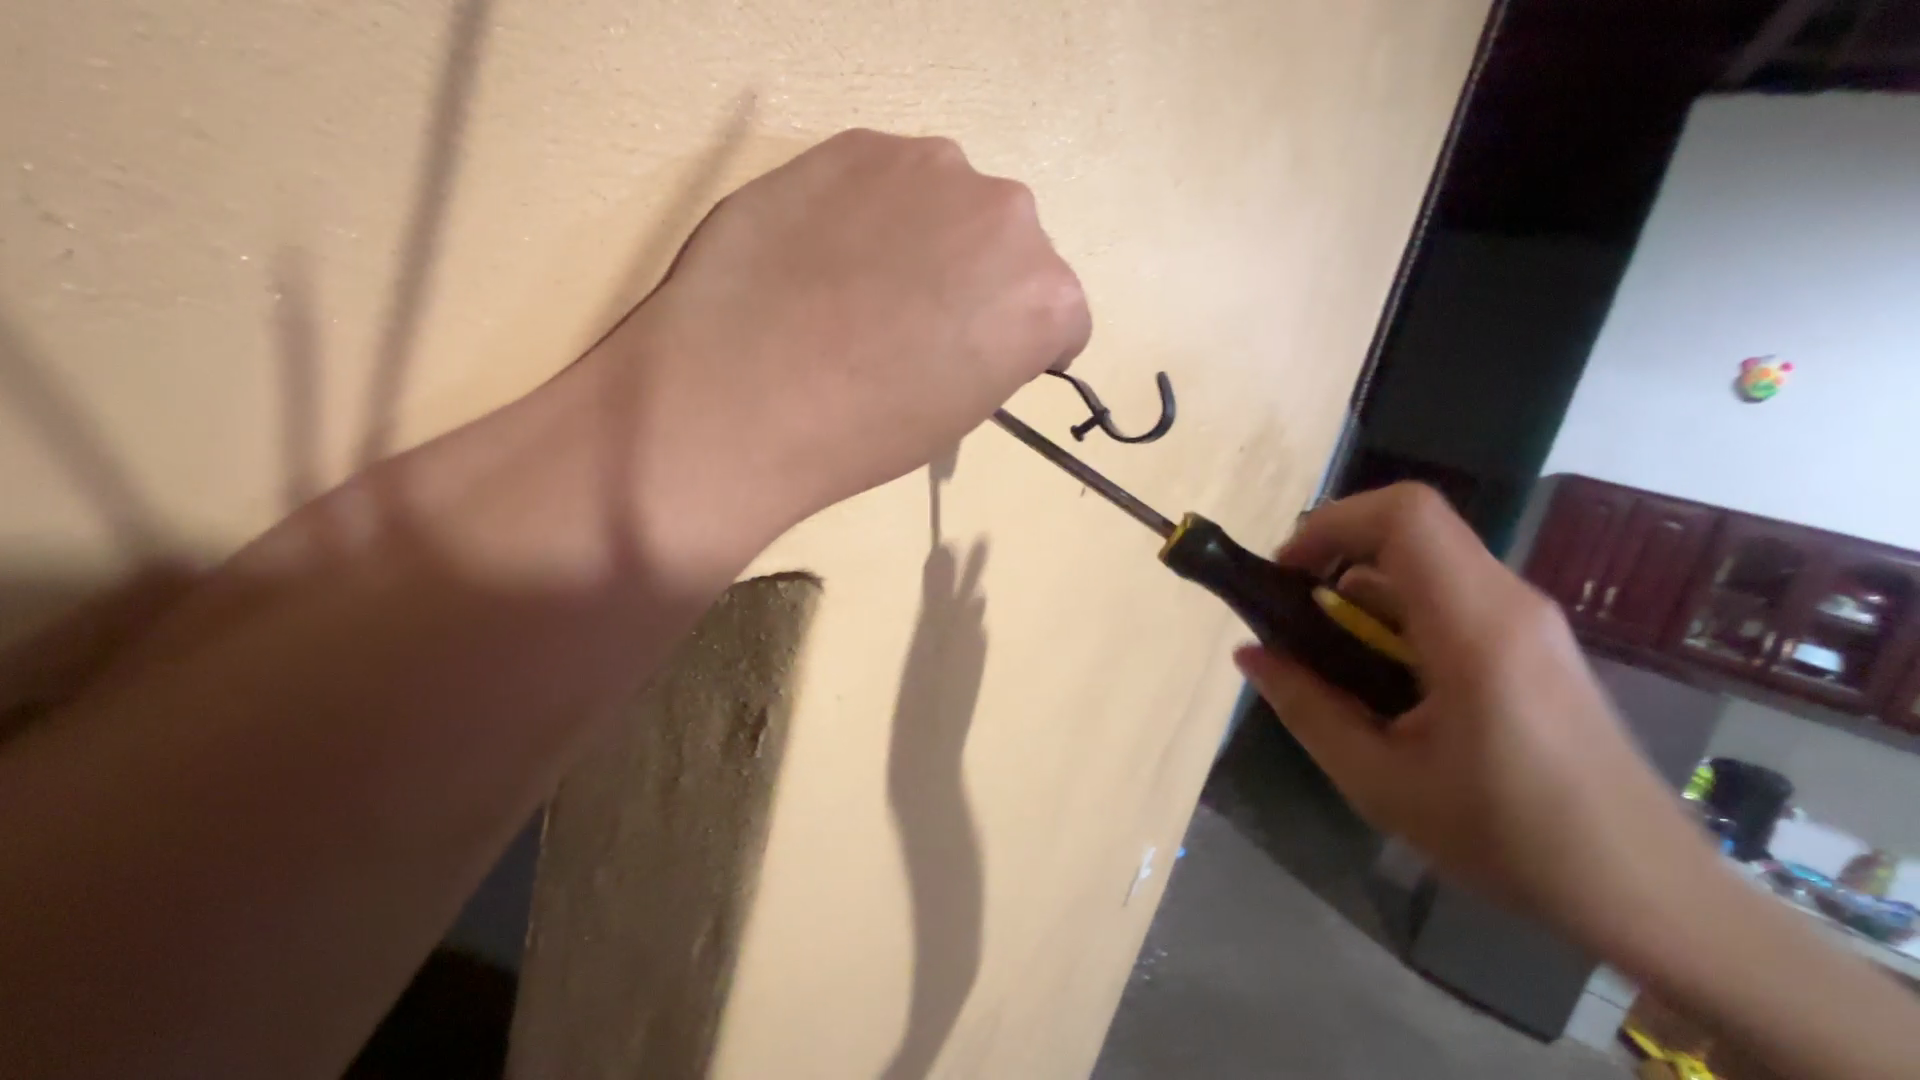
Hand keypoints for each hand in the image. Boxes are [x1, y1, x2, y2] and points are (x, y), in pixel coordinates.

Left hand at [600, 129, 1090, 542]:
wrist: (738, 395)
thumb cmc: (859, 433)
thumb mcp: (956, 413)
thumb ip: (989, 351)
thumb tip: (963, 325)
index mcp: (1046, 296)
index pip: (1060, 315)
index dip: (1019, 343)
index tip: (979, 361)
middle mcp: (1007, 215)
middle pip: (1007, 247)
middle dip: (974, 280)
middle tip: (913, 322)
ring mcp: (929, 168)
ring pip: (945, 203)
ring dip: (922, 236)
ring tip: (856, 286)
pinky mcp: (854, 146)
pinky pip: (882, 181)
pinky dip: (865, 213)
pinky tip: (819, 256)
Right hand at [1234, 484, 1713, 951]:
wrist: (1644, 888)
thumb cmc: (1508, 839)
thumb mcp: (1381, 783)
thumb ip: (1307, 708)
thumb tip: (1249, 654)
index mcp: (1475, 629)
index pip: (1404, 515)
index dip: (1332, 524)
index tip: (1287, 576)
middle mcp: (1510, 604)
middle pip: (1413, 530)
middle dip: (1339, 556)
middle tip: (1297, 621)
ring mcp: (1531, 620)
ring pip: (1432, 562)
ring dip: (1368, 591)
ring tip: (1334, 661)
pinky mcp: (1538, 643)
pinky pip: (1455, 595)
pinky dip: (1402, 613)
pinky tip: (1388, 683)